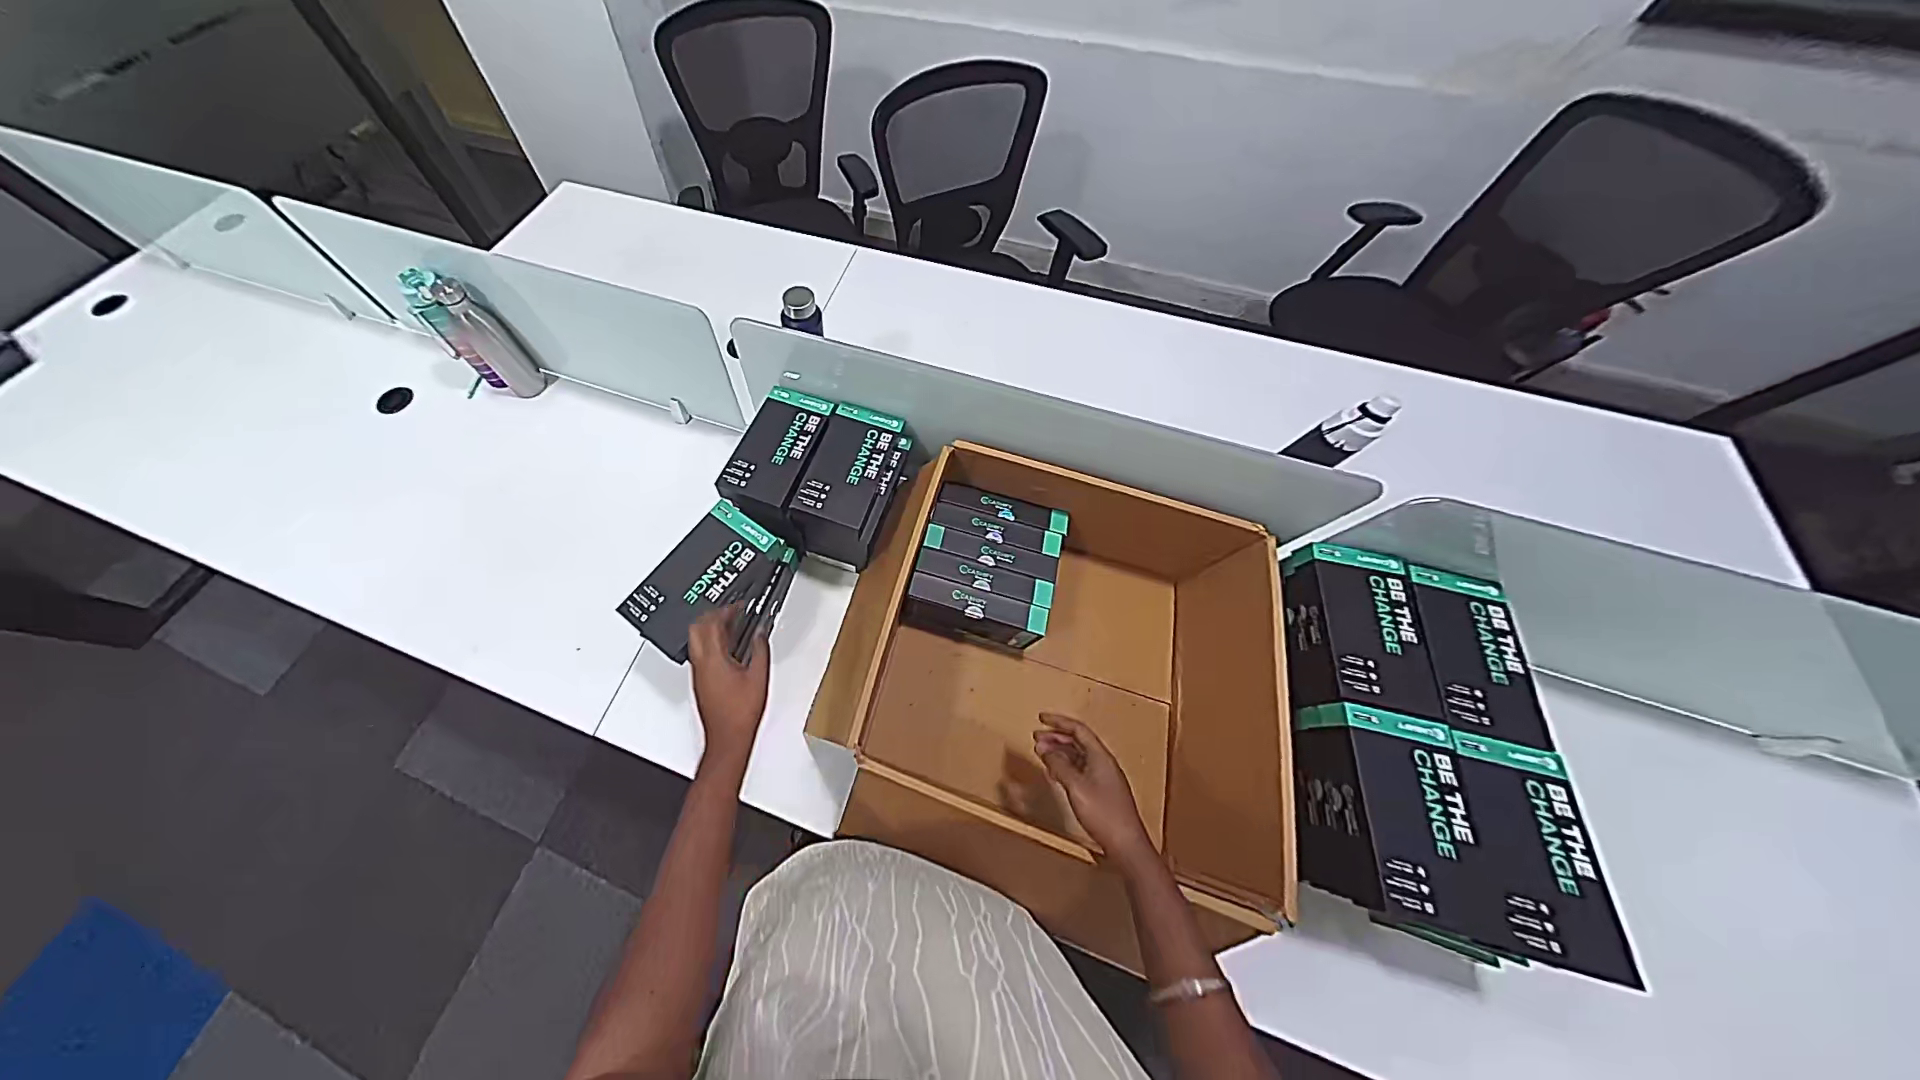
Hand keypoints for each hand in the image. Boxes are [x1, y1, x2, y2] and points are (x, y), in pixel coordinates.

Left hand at [688, 604, 769, 769]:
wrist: (728, 737)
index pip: (711, 624)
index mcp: (713, 659)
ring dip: (711, 629)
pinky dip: (712, 643)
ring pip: (697, 640)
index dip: (725, 610)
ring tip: (732, 626)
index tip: (737, 606)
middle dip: (713, 615)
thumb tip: (760, 633)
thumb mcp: (759, 675)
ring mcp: (698, 673)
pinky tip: (729, 647)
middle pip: (697, 628)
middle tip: (731, 612)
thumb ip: (759, 649)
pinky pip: (701, 654)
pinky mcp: (700, 682)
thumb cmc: (740, 713)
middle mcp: (701, 664)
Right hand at [1034, 713, 1154, 865]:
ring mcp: (1104, 777)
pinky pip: (1081, 769)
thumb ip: (1059, 766)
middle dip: (1056, 737)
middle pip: (1078, 741)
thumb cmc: (1104, 815)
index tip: (1042, 718)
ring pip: (1079, 755)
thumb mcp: (1076, 787)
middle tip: (1037, 737)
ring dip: (1060, 752)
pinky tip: (1056, 773)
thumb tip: (1045, 750)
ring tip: (1042, 753)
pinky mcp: (1102, 791)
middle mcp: (1104, 762)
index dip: (1058, 722)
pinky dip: (1066, 766)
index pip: (1078, 729)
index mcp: (1101, 756)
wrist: (1126, 843)